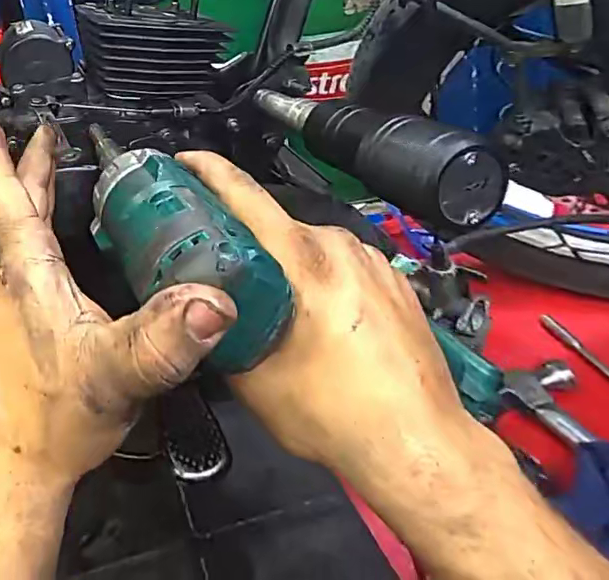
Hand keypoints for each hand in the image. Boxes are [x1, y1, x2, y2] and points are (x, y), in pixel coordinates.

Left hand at [0, 120, 238, 487]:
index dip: (2, 158)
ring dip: (35, 192)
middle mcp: (15, 278)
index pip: (8, 199)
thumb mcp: (115, 372)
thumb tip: (212, 302)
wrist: (20, 469)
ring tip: (55, 167)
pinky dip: (46, 226)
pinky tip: (70, 237)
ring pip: (22, 228)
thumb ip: (164, 338)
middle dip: (30, 163)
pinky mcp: (25, 319)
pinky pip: (32, 254)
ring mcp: (16, 298)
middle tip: (47, 130)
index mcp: (27, 272)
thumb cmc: (51, 421)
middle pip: (19, 205)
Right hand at [176, 151, 608, 579]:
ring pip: (310, 244)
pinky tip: (322, 321)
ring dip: (289, 264)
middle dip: (249, 241)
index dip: (209, 170)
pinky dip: (323, 278)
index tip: (187, 161)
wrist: (421, 446)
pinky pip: (342, 261)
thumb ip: (224, 333)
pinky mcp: (391, 277)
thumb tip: (205, 312)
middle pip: (277, 223)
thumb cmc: (344, 417)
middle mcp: (339, 246)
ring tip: (281, 309)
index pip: (245, 195)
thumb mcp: (256, 381)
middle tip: (228, 271)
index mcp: (303, 261)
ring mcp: (370, 259)